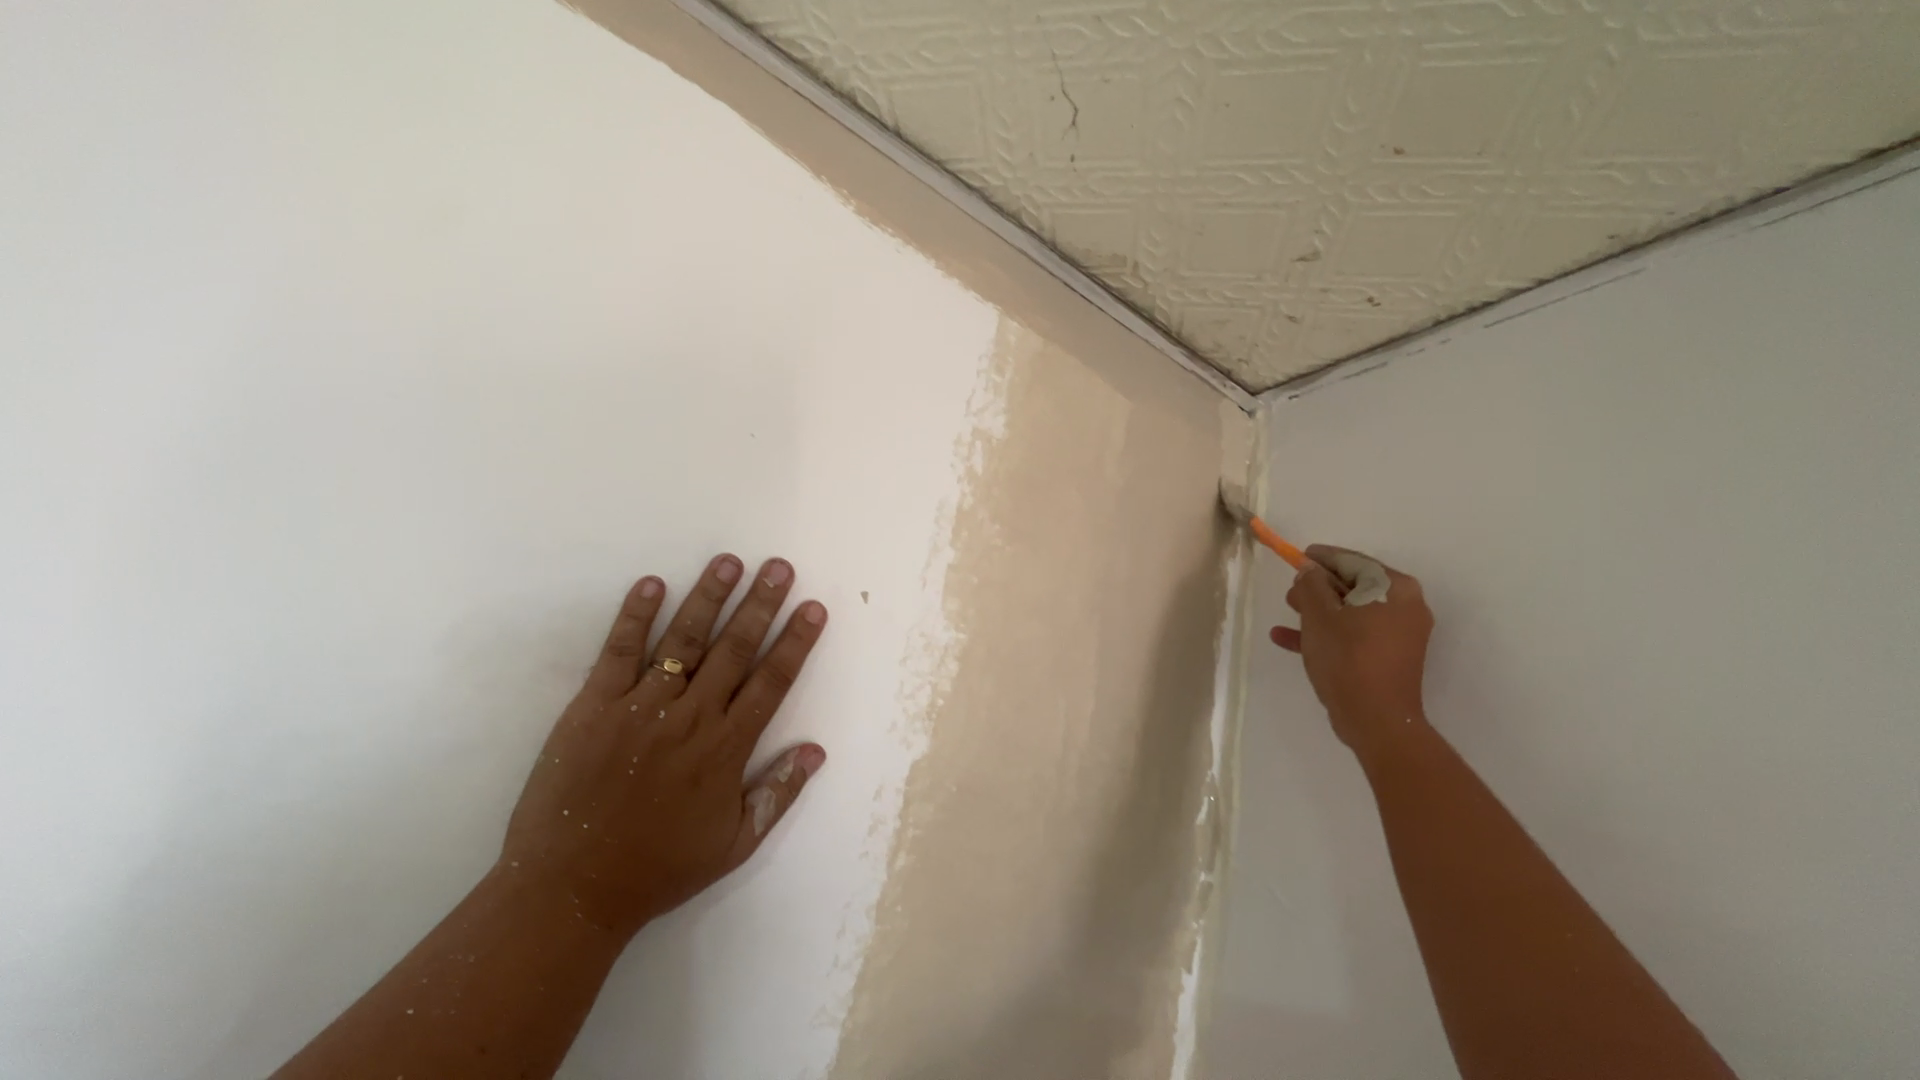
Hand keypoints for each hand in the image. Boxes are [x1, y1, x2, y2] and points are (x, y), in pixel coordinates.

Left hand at [499, 554, 827, 937]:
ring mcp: (640, 708)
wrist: (572, 889)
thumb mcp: (734, 845)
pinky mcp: (593, 707)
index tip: (813, 607)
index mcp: (726, 750)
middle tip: (779, 567)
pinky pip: (619, 652)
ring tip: (728, 561)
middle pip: (734, 650)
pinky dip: (636, 616)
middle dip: (760, 604)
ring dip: (708, 599)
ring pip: (683, 642)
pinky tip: (652, 584)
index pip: (771, 682)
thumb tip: (816, 750)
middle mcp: (690, 718)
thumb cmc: (658, 869)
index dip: (795, 642)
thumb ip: (778, 795)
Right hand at [1270, 544, 1432, 754]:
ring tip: (1288, 613)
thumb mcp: (1320, 616)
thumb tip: (1309, 570)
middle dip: (1319, 588)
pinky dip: (1327, 634)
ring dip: (1318, 612)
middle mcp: (1405, 607)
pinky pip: (1354, 636)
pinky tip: (1287, 639)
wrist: (1376, 721)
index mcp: (1396, 589)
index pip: (1353, 562)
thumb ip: (1311, 586)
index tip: (1298, 556)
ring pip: (1352, 612)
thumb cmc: (1348, 659)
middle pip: (1354, 586)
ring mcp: (1399, 635)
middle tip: (1290, 592)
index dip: (1322, 558)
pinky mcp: (1388, 658)